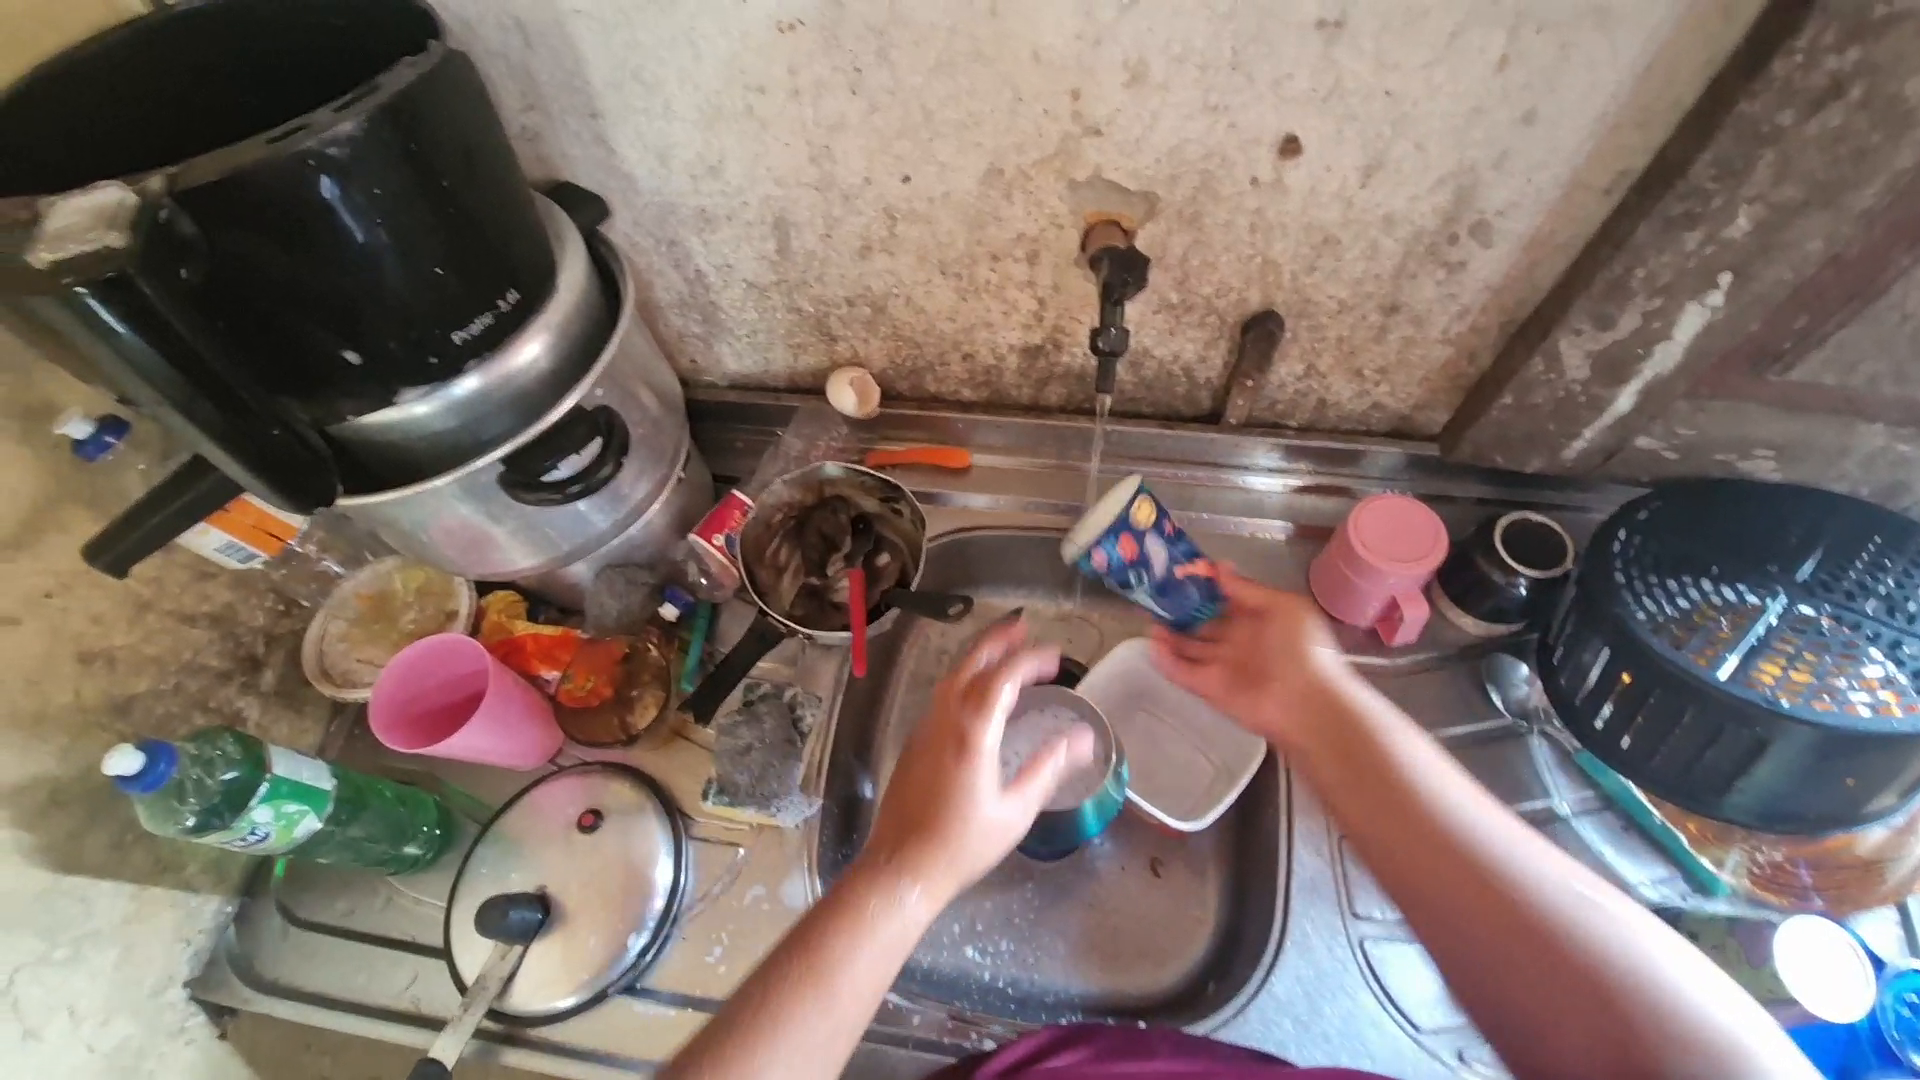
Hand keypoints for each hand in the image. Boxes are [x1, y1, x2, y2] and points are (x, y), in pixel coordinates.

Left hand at [859, 618, 1097, 902]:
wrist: (902, 866)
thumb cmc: (963, 844)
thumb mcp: (1016, 810)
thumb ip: (1049, 767)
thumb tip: (1084, 737)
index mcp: (972, 731)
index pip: (1002, 677)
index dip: (1030, 660)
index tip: (1056, 656)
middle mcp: (945, 718)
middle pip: (971, 663)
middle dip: (998, 640)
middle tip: (1024, 626)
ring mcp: (925, 726)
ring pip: (953, 676)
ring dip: (980, 656)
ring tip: (1006, 649)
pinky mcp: (916, 739)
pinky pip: (944, 693)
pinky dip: (967, 677)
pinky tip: (980, 690)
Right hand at [1150, 567, 1351, 750]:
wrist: (1307, 703)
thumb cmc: (1300, 648)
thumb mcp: (1283, 606)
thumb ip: (1248, 588)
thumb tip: (1220, 567)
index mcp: (1258, 620)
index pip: (1224, 600)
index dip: (1203, 588)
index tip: (1179, 574)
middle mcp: (1238, 641)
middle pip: (1201, 625)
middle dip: (1180, 613)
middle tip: (1155, 598)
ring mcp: (1222, 666)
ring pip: (1189, 648)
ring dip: (1169, 636)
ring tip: (1148, 620)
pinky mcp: (1210, 688)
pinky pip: (1184, 673)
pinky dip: (1167, 661)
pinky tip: (1151, 645)